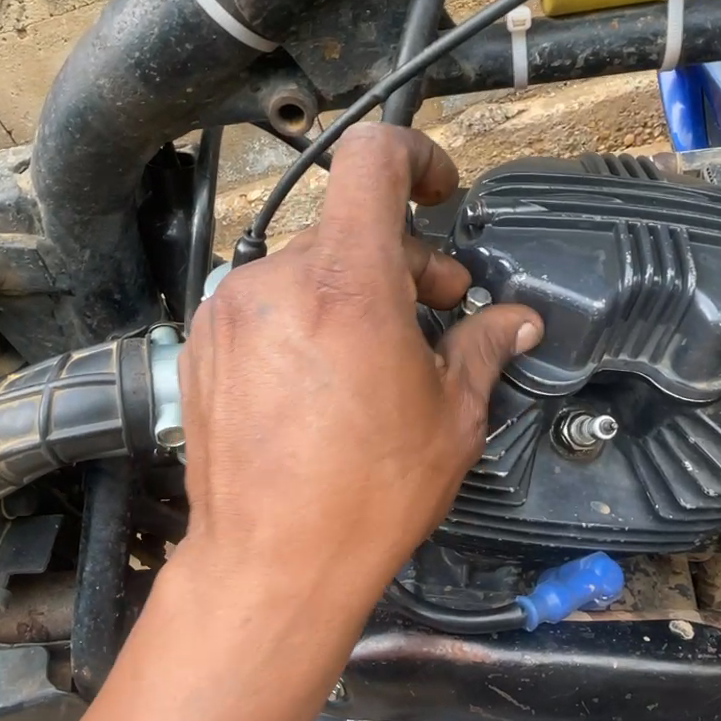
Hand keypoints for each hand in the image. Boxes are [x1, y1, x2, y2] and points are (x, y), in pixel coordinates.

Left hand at [179, 125, 541, 593]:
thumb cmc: (365, 497)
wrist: (269, 563)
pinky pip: (266, 304)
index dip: (415, 157)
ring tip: (381, 351)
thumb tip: (516, 322)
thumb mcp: (450, 418)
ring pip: (306, 268)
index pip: (372, 161)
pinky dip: (305, 318)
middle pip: (349, 228)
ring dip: (352, 291)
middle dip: (403, 259)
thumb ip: (482, 349)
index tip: (438, 194)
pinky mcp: (204, 346)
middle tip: (437, 308)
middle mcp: (278, 283)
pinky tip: (326, 375)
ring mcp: (231, 313)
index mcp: (348, 284)